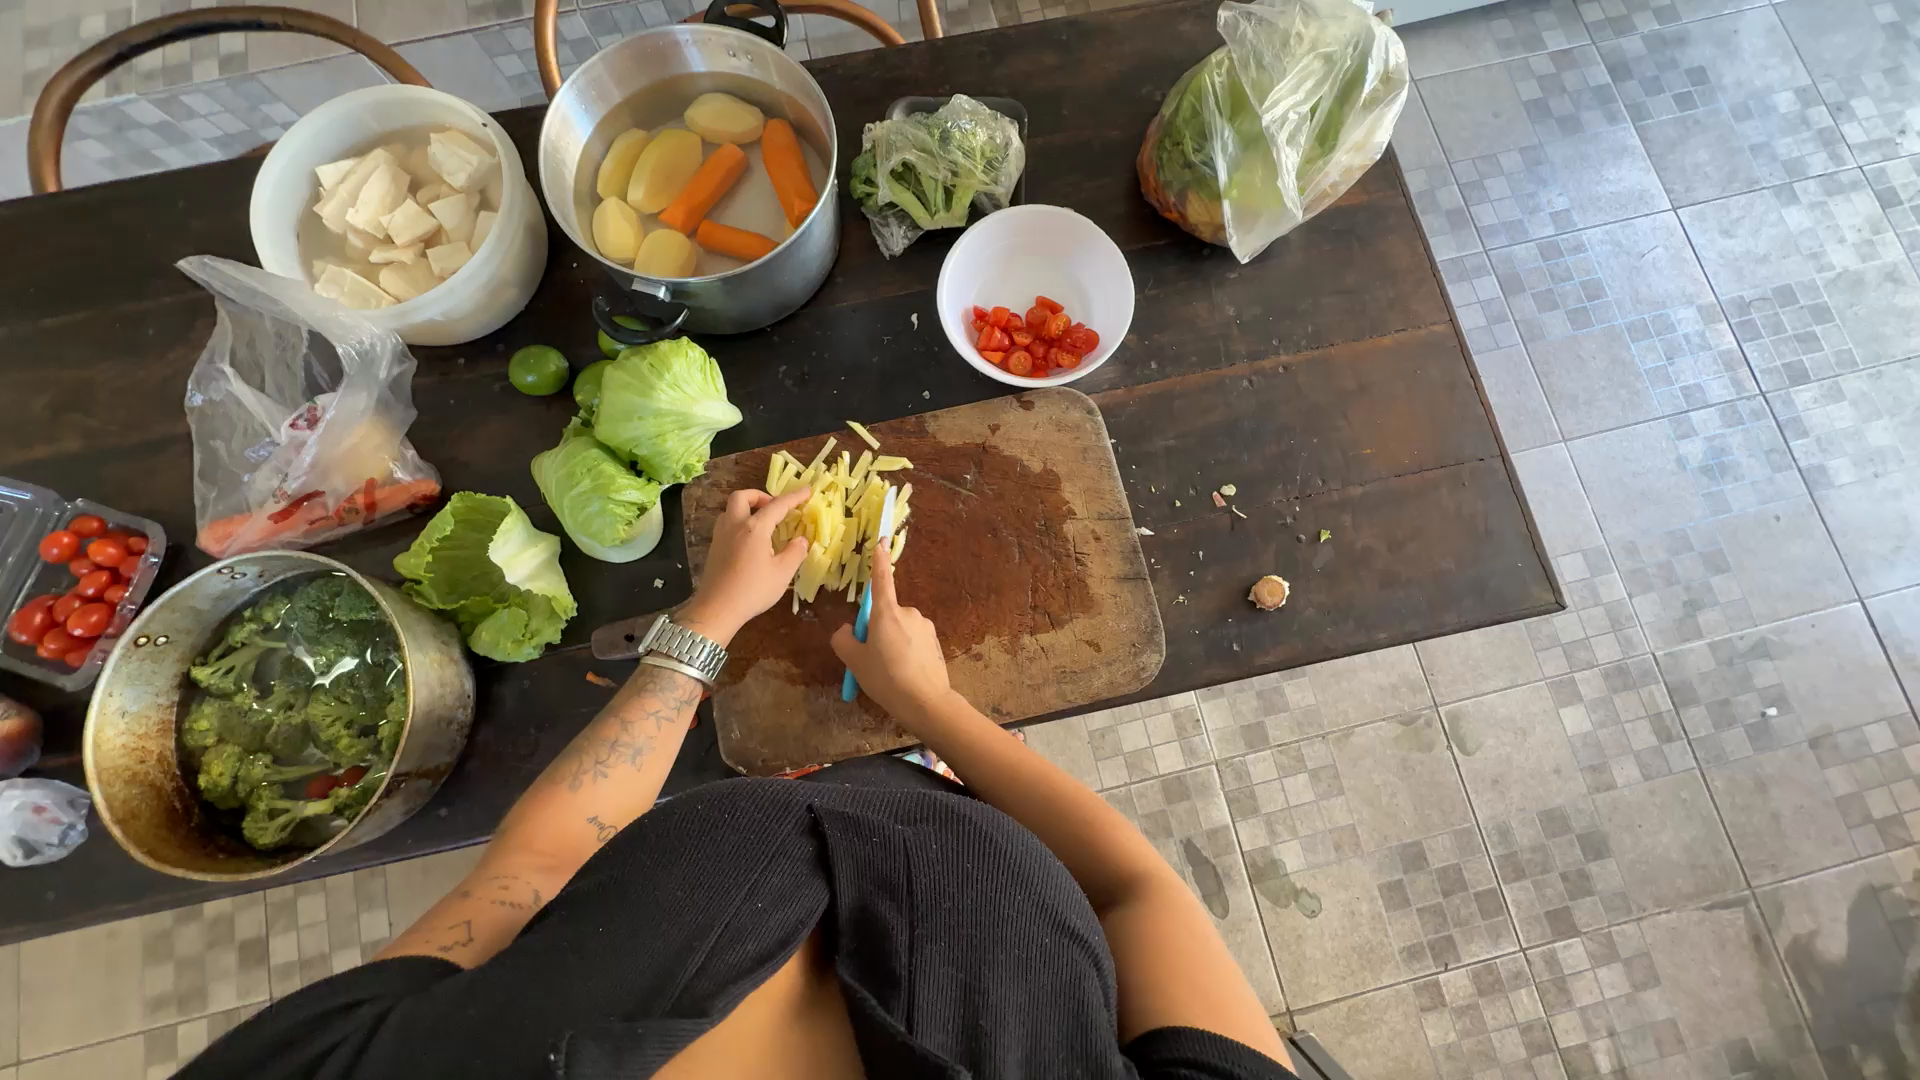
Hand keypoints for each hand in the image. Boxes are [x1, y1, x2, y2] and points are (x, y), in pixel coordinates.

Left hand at [678, 487, 810, 645]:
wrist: (717, 609)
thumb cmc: (752, 591)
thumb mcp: (782, 573)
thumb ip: (794, 553)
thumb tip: (801, 540)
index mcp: (754, 528)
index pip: (777, 506)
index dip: (794, 497)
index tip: (807, 490)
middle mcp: (735, 526)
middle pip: (742, 497)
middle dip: (759, 495)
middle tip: (774, 507)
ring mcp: (720, 537)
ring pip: (730, 510)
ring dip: (746, 509)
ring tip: (762, 523)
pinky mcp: (714, 549)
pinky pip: (726, 525)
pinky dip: (739, 523)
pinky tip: (749, 541)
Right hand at [831, 542, 952, 722]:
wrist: (926, 701)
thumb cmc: (886, 679)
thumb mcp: (854, 661)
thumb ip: (843, 640)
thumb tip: (848, 630)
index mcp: (886, 613)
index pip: (880, 580)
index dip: (878, 560)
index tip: (880, 541)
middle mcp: (908, 612)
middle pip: (884, 614)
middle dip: (876, 631)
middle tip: (872, 660)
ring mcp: (924, 625)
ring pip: (899, 629)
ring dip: (891, 642)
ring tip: (890, 671)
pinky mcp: (934, 640)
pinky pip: (912, 639)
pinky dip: (906, 651)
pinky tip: (905, 672)